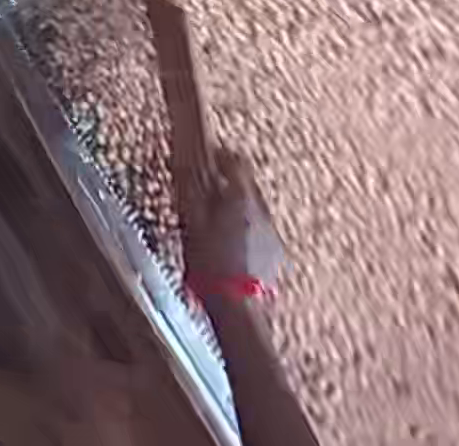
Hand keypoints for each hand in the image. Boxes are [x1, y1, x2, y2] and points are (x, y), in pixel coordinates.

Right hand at [185, 149, 286, 290]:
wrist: (237, 306)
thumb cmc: (209, 259)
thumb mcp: (190, 216)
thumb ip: (191, 185)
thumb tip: (184, 159)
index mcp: (240, 198)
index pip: (236, 160)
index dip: (219, 153)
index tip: (205, 153)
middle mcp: (261, 211)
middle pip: (247, 180)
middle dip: (227, 176)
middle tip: (205, 180)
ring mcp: (271, 233)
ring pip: (253, 203)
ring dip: (235, 200)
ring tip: (213, 210)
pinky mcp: (274, 252)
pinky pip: (258, 225)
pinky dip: (243, 222)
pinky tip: (228, 235)